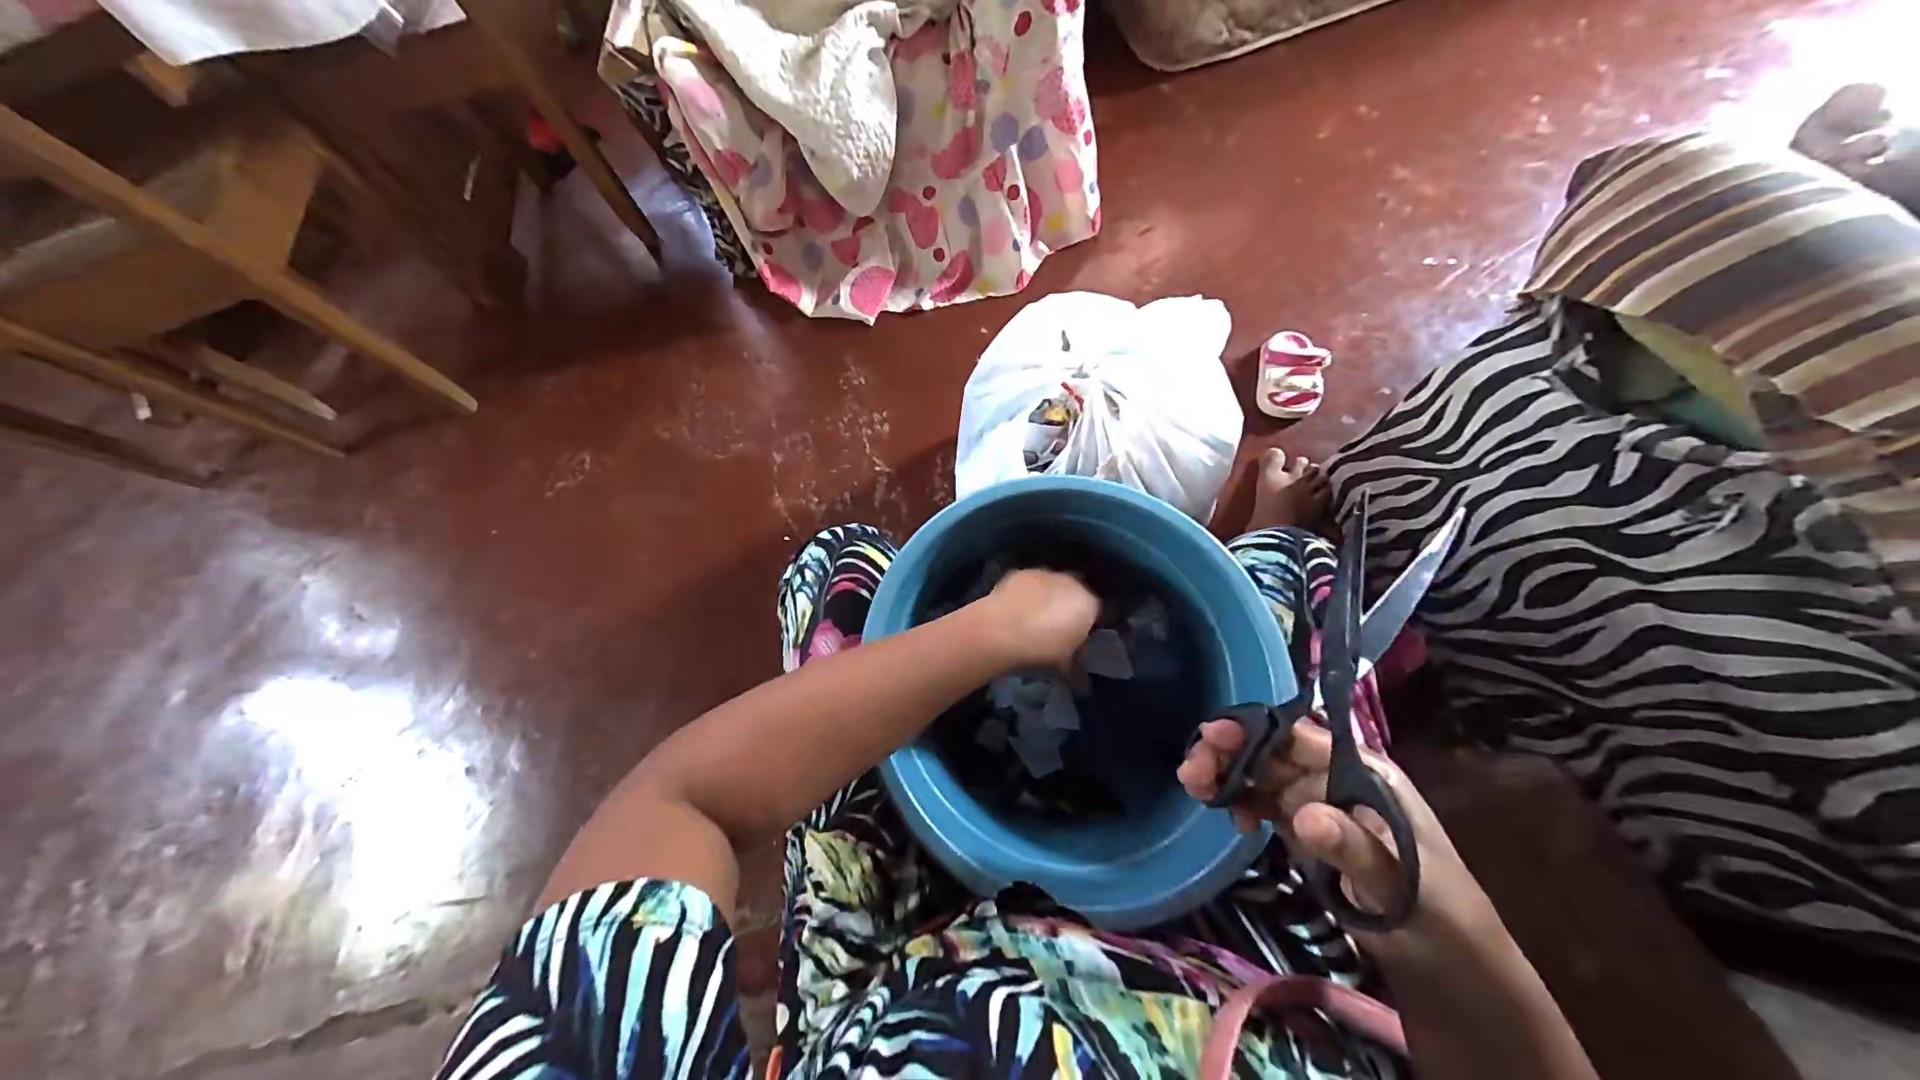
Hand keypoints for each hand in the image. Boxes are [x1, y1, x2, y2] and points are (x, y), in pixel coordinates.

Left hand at [981, 568, 1099, 669]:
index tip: (1077, 637)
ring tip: (1033, 618)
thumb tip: (1074, 658)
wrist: (1002, 630)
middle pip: (1076, 594)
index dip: (1087, 624)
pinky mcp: (1021, 572)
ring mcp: (1045, 574)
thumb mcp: (1065, 661)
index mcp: (1089, 604)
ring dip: (1048, 597)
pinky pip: (1031, 583)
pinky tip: (1017, 608)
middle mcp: (1072, 582)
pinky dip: (1027, 593)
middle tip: (1056, 626)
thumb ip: (1075, 655)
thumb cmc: (1041, 649)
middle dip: (1069, 606)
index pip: (1096, 612)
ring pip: (1053, 585)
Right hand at [1177, 717, 1503, 957]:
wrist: (1448, 960)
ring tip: (1193, 787)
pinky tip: (1231, 821)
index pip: (1297, 735)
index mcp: (1361, 771)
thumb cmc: (1435, 911)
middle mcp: (1333, 776)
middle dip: (1227, 752)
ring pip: (1258, 772)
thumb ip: (1353, 847)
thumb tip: (1303, 815)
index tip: (1212, 735)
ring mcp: (1316, 800)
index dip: (1252, 730)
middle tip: (1191, 771)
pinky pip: (1261, 802)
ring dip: (1223, 774)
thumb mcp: (1399, 881)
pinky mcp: (1302, 826)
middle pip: (1269, 749)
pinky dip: (1238, 803)